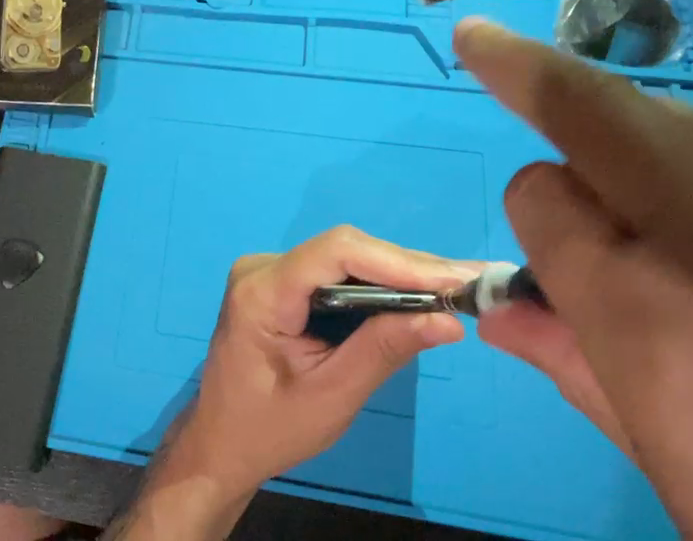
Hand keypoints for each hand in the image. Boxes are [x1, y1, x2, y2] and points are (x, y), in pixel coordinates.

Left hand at [104, 227, 481, 539]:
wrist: (220, 442)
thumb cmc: (270, 429)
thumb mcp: (332, 396)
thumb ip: (383, 351)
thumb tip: (448, 320)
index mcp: (262, 291)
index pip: (336, 252)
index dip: (398, 261)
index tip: (454, 280)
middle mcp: (262, 267)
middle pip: (344, 250)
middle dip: (408, 268)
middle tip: (471, 284)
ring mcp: (270, 271)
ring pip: (344, 257)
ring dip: (398, 274)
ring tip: (456, 289)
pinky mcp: (281, 282)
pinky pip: (336, 271)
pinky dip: (377, 284)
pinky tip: (417, 296)